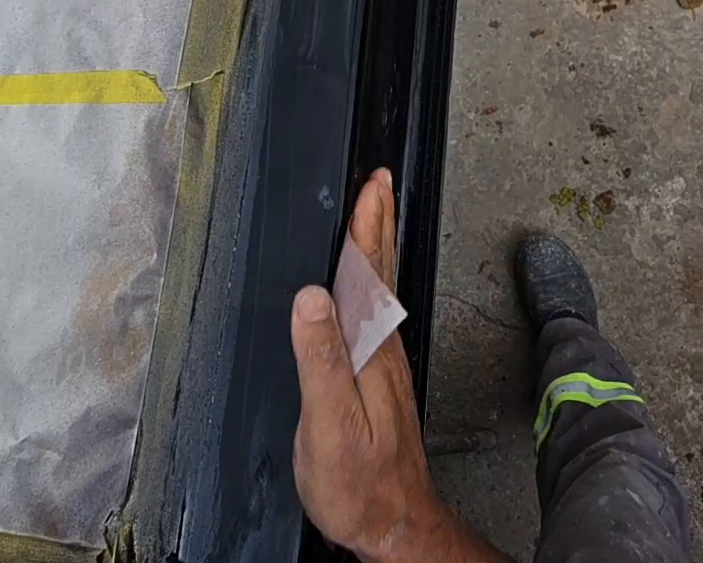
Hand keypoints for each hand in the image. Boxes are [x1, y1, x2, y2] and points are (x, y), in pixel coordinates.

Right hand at [290, 169, 509, 562]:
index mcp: (370, 347)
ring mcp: (383, 357)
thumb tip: (310, 297)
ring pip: (381, 285)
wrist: (392, 521)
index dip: (367, 227)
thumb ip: (321, 358)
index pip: (368, 273)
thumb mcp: (330, 423)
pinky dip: (372, 275)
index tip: (370, 187)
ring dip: (378, 242)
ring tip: (374, 212)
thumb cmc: (358, 481)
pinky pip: (376, 306)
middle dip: (379, 220)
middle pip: (381, 270)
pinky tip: (365, 275)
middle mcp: (382, 344)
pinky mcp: (378, 372)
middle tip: (379, 181)